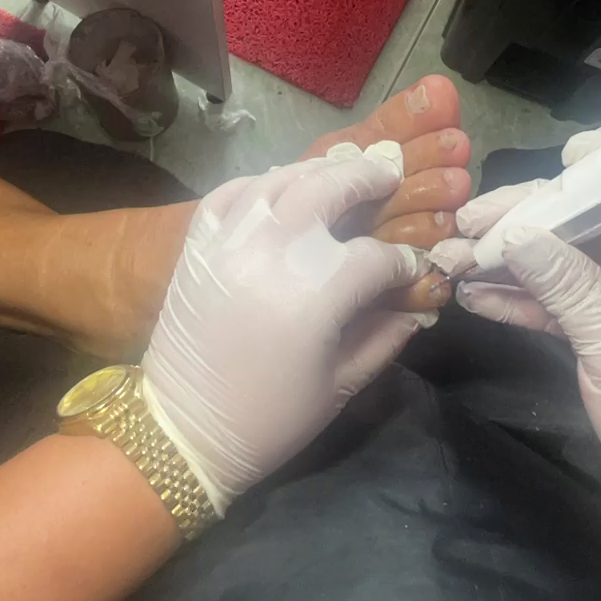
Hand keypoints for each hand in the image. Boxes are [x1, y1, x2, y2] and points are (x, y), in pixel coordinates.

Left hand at [141, 143, 433, 512]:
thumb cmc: (270, 419)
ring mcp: (228, 241)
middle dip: (365, 178)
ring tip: (341, 175)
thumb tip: (418, 303)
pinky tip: (281, 188)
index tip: (412, 269)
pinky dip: (261, 182)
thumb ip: (385, 336)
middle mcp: (270, 253)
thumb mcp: (340, 385)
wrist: (182, 429)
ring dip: (318, 171)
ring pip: (280, 179)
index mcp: (312, 296)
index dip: (402, 263)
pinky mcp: (198, 244)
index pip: (373, 257)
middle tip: (387, 176)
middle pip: (327, 188)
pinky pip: (231, 192)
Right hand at [434, 128, 600, 582]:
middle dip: (525, 212)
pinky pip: (554, 295)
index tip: (560, 164)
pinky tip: (473, 296)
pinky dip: (517, 296)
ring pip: (561, 251)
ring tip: (449, 259)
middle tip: (465, 223)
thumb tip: (510, 234)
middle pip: (586, 207)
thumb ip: (563, 281)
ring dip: (507, 256)